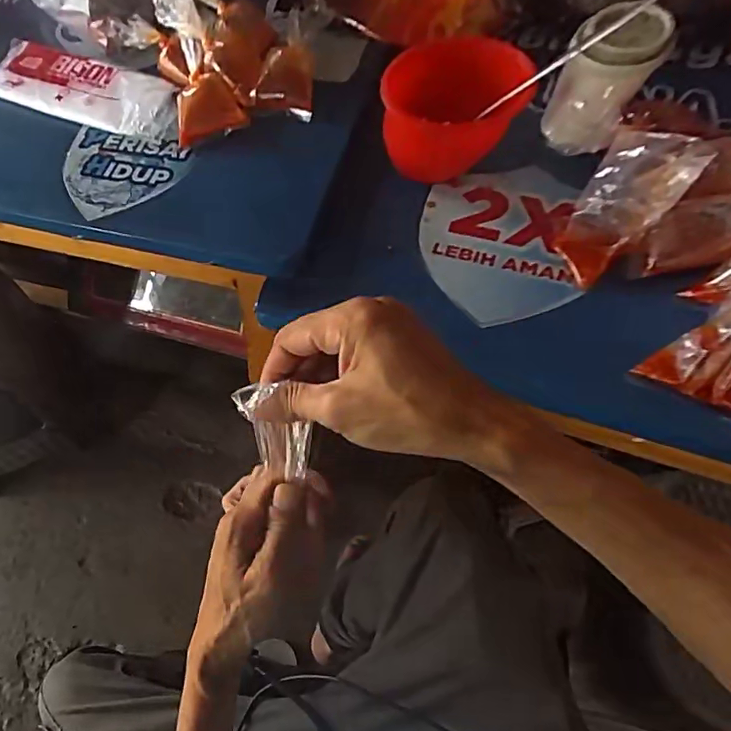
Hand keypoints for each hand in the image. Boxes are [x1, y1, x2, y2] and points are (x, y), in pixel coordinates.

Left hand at [189, 471, 326, 687]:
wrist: (222, 647)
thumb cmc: (249, 616)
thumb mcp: (272, 574)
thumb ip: (282, 527)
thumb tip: (291, 484)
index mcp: (239, 520)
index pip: (269, 474)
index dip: (300, 478)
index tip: (325, 497)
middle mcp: (235, 518)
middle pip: (270, 484)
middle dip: (301, 493)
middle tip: (323, 519)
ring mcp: (237, 531)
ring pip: (270, 501)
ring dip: (296, 510)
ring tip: (314, 536)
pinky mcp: (242, 547)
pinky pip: (268, 522)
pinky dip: (287, 526)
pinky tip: (299, 547)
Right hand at [259, 297, 531, 465]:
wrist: (474, 423)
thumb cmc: (404, 414)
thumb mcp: (338, 409)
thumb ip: (291, 401)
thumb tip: (255, 405)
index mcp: (351, 317)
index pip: (291, 336)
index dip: (272, 370)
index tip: (265, 402)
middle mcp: (369, 307)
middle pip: (312, 336)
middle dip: (294, 372)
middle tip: (284, 408)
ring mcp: (390, 319)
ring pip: (334, 343)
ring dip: (316, 373)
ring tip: (307, 408)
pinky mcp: (403, 335)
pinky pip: (357, 347)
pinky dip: (340, 370)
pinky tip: (335, 396)